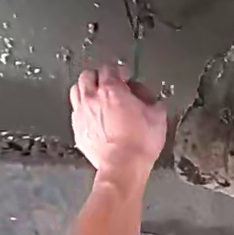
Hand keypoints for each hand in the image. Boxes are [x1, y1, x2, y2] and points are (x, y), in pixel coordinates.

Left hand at [69, 65, 166, 182]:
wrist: (123, 166)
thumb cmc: (138, 144)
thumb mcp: (157, 117)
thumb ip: (153, 102)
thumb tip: (152, 101)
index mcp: (112, 90)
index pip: (109, 68)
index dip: (118, 70)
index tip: (124, 76)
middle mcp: (93, 98)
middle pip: (87, 75)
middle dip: (98, 76)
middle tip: (109, 83)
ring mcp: (82, 114)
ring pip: (76, 90)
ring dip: (86, 90)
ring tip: (96, 95)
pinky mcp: (78, 130)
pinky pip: (75, 111)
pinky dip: (83, 109)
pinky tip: (93, 115)